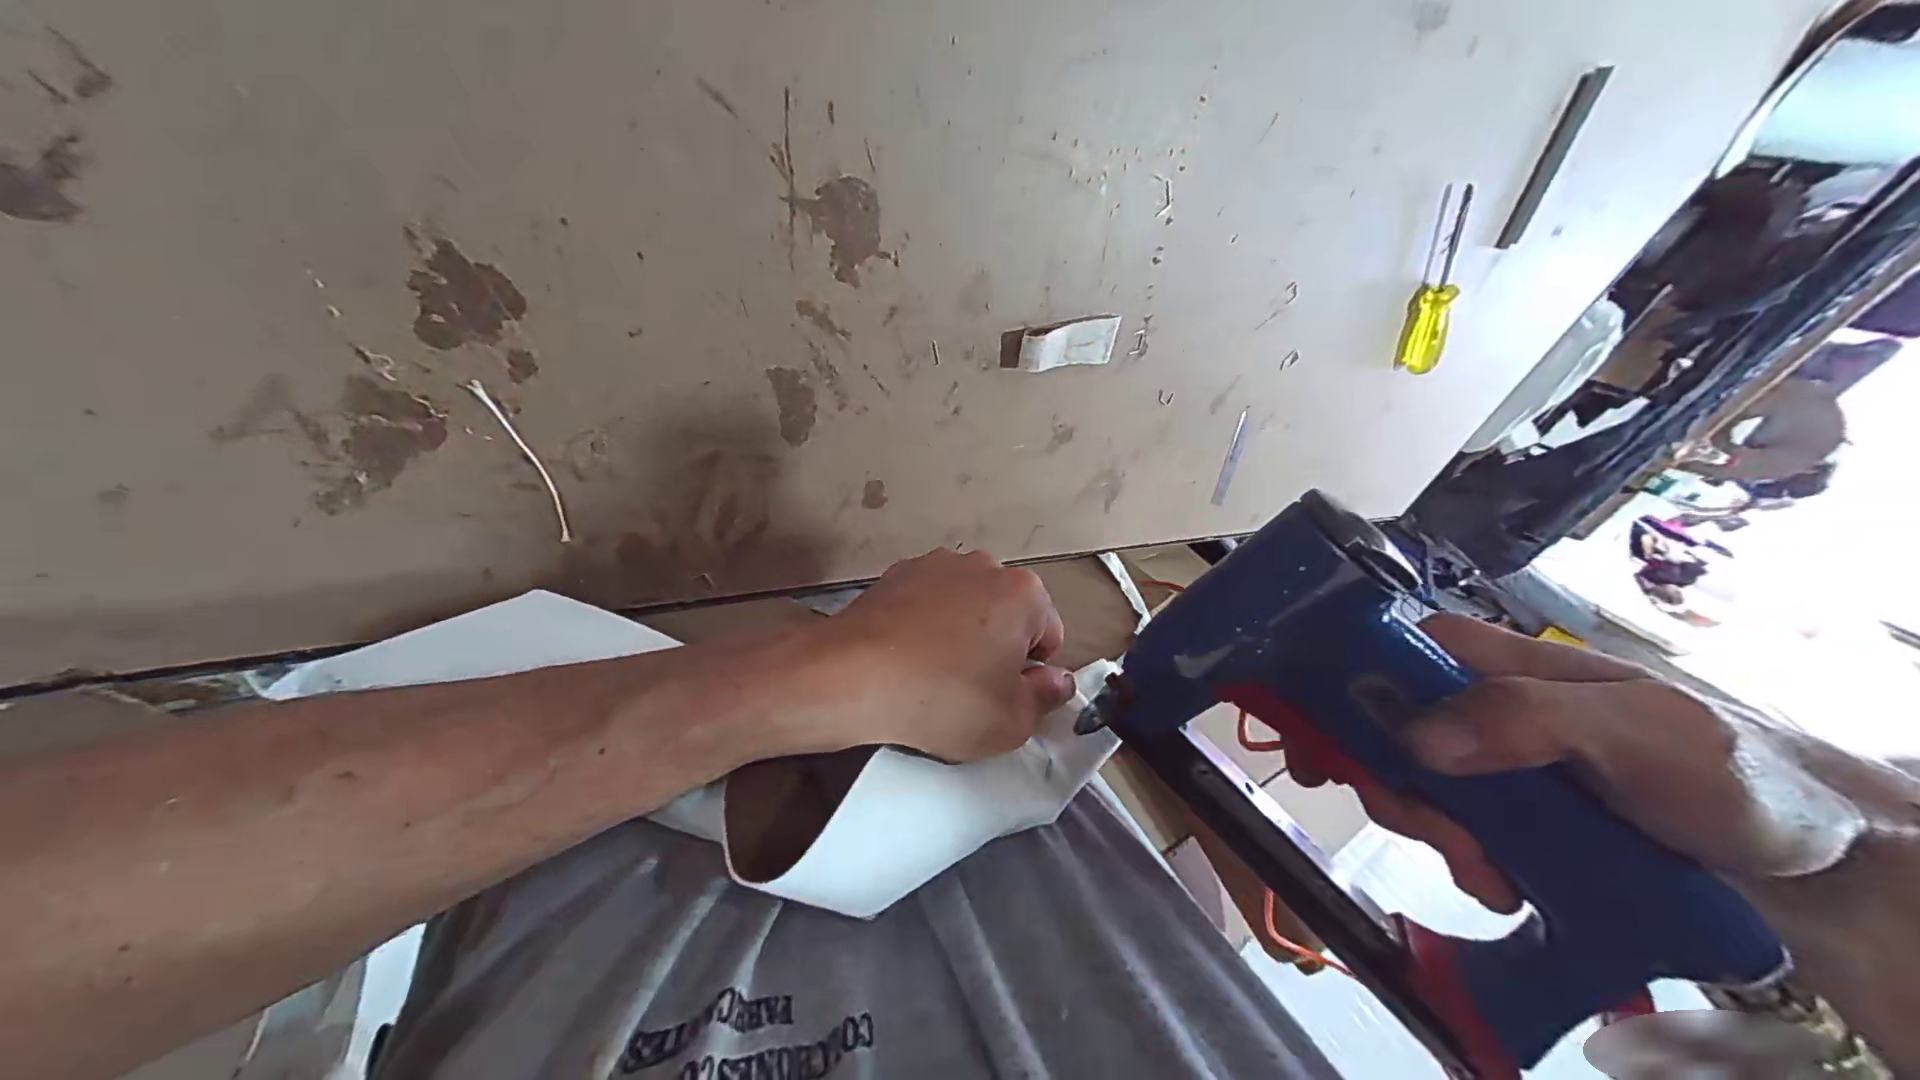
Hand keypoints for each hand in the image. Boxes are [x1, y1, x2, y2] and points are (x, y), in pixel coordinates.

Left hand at [808, 549, 1077, 763]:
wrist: (850, 677)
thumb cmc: (941, 698)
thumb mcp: (1011, 721)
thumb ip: (1047, 697)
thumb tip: (1054, 680)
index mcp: (1023, 593)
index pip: (1049, 636)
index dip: (1032, 674)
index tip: (1005, 697)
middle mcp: (983, 566)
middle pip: (1007, 615)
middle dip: (997, 649)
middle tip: (971, 691)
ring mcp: (935, 564)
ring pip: (966, 607)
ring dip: (961, 634)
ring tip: (933, 676)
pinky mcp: (897, 574)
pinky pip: (927, 604)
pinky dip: (925, 626)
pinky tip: (907, 658)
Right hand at [1286, 614, 1865, 911]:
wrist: (1819, 860)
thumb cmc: (1730, 770)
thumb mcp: (1636, 729)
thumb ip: (1526, 718)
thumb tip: (1414, 739)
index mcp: (1482, 659)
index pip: (1375, 651)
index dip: (1330, 689)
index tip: (1316, 748)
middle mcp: (1466, 701)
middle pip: (1376, 729)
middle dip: (1393, 787)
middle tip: (1438, 832)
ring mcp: (1482, 758)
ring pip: (1405, 783)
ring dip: (1431, 833)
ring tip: (1489, 869)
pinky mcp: (1502, 810)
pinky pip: (1446, 829)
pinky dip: (1461, 861)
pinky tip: (1503, 882)